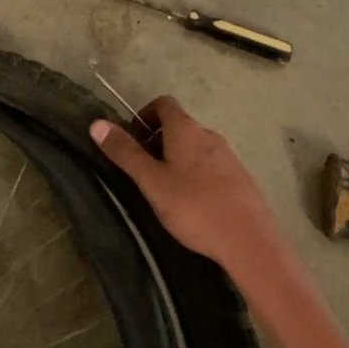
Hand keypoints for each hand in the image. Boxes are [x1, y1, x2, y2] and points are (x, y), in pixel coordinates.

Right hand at [90, 96, 276, 266]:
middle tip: (146, 172)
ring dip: (179, 160)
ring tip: (168, 192)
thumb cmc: (195, 207)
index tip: (134, 140)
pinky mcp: (243, 181)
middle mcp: (210, 136)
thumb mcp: (152, 182)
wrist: (252, 244)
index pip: (164, 103)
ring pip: (197, 148)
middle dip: (159, 141)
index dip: (145, 115)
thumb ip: (125, 153)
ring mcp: (230, 158)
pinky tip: (195, 206)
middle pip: (180, 126)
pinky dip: (198, 176)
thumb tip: (97, 123)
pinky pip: (213, 167)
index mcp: (186, 130)